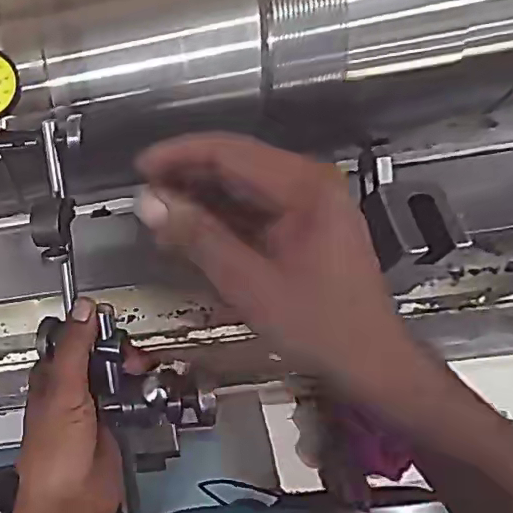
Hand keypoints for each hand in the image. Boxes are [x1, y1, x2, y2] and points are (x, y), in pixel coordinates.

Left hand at [16, 297, 126, 512]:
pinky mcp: (115, 424)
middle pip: (100, 354)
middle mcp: (72, 387)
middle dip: (119, 350)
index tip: (112, 321)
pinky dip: (143, 391)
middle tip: (133, 357)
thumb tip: (82, 307)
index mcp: (51, 375)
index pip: (72, 337)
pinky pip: (132, 399)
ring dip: (134, 370)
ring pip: (117, 374)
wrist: (72, 502)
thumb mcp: (63, 390)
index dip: (91, 326)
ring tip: (146, 373)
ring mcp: (95, 406)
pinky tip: (153, 389)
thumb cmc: (55, 448)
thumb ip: (74, 347)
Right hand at [134, 133, 421, 390]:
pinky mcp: (305, 223)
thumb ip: (197, 237)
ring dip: (200, 197)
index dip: (178, 155)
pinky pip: (254, 207)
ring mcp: (310, 202)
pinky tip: (191, 232)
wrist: (371, 361)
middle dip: (185, 176)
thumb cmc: (318, 325)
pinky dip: (220, 217)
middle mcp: (309, 183)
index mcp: (304, 187)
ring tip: (161, 216)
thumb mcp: (248, 282)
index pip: (228, 151)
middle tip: (146, 195)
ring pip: (241, 184)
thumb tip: (150, 204)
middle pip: (235, 163)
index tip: (141, 167)